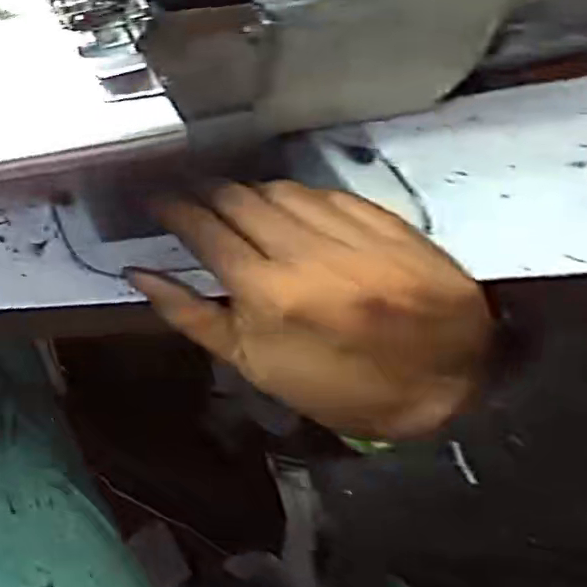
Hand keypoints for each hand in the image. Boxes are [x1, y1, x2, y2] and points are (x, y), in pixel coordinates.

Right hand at [131, 181, 493, 440]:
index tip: (155, 198)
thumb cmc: (333, 386)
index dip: (172, 207)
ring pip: (280, 189)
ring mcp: (358, 241)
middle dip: (204, 191)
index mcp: (269, 295)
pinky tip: (294, 211)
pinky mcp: (396, 232)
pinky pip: (329, 194)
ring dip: (250, 192)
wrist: (450, 397)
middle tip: (190, 195)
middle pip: (236, 199)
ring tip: (241, 205)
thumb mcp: (249, 362)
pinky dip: (300, 197)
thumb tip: (136, 271)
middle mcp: (311, 259)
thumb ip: (188, 312)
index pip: (203, 229)